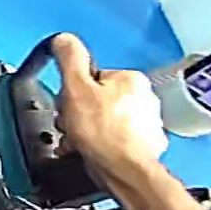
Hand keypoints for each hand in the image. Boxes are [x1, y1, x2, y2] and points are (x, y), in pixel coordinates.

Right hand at [52, 33, 168, 181]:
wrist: (123, 170)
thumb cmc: (102, 133)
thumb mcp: (75, 88)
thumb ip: (69, 59)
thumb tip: (64, 39)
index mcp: (131, 79)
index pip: (91, 77)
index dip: (73, 91)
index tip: (69, 104)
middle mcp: (145, 97)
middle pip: (96, 97)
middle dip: (79, 111)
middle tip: (74, 123)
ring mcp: (147, 122)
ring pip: (104, 118)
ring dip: (87, 128)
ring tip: (81, 140)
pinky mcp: (145, 142)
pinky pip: (113, 136)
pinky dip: (101, 142)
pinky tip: (92, 149)